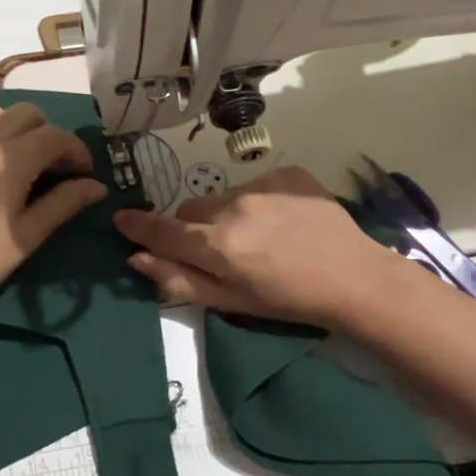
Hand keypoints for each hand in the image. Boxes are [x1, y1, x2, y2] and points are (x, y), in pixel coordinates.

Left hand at [0, 103, 107, 322]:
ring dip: (21, 129)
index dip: (77, 151)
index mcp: (11, 157)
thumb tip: (97, 186)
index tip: (86, 175)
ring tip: (28, 163)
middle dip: (51, 134)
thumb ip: (65, 202)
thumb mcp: (30, 234)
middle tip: (58, 169)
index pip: (56, 136)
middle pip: (29, 114)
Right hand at [113, 167, 414, 327]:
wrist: (355, 278)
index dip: (138, 226)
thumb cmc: (288, 301)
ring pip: (223, 197)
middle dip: (195, 229)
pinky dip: (258, 201)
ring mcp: (262, 185)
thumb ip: (179, 280)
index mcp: (217, 244)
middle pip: (192, 211)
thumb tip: (135, 259)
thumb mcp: (231, 302)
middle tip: (221, 251)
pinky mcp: (288, 173)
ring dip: (228, 214)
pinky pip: (255, 184)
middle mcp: (233, 207)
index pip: (163, 230)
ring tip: (260, 237)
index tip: (120, 219)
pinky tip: (282, 221)